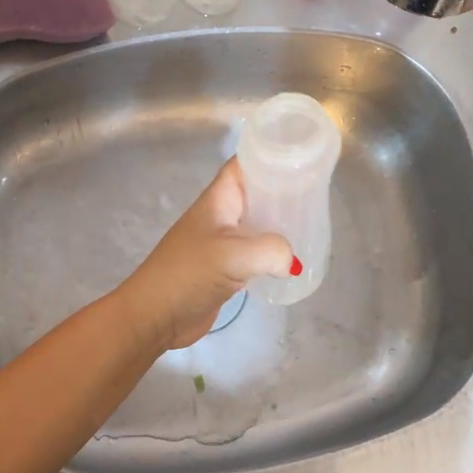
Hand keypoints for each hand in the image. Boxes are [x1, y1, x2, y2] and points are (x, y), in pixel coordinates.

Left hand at [114, 159, 295, 350]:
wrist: (155, 316)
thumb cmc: (187, 275)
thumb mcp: (233, 255)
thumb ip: (270, 251)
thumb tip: (292, 262)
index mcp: (219, 200)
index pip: (246, 164)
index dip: (271, 155)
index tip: (303, 157)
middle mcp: (222, 217)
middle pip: (257, 194)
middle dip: (284, 193)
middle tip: (317, 197)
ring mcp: (223, 245)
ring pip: (258, 226)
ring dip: (280, 226)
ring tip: (311, 227)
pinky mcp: (226, 271)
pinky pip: (256, 255)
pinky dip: (273, 256)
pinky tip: (292, 263)